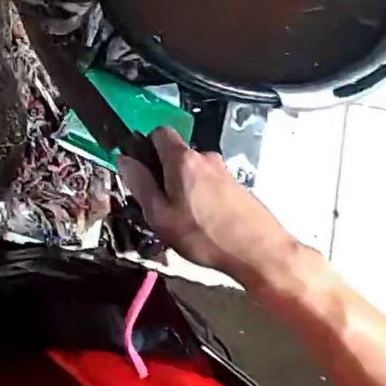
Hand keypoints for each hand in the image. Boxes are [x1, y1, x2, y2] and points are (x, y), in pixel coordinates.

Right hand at [117, 127, 312, 287]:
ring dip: (184, 187)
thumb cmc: (204, 235)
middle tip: (161, 205)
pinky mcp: (237, 185)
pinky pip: (209, 183)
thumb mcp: (159, 215)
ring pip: (192, 170)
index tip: (143, 173)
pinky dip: (202, 196)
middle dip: (164, 173)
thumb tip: (125, 160)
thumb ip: (139, 183)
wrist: (261, 253)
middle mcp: (205, 157)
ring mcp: (224, 170)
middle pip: (175, 154)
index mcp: (182, 159)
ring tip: (184, 219)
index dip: (146, 148)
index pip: (158, 132)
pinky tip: (205, 223)